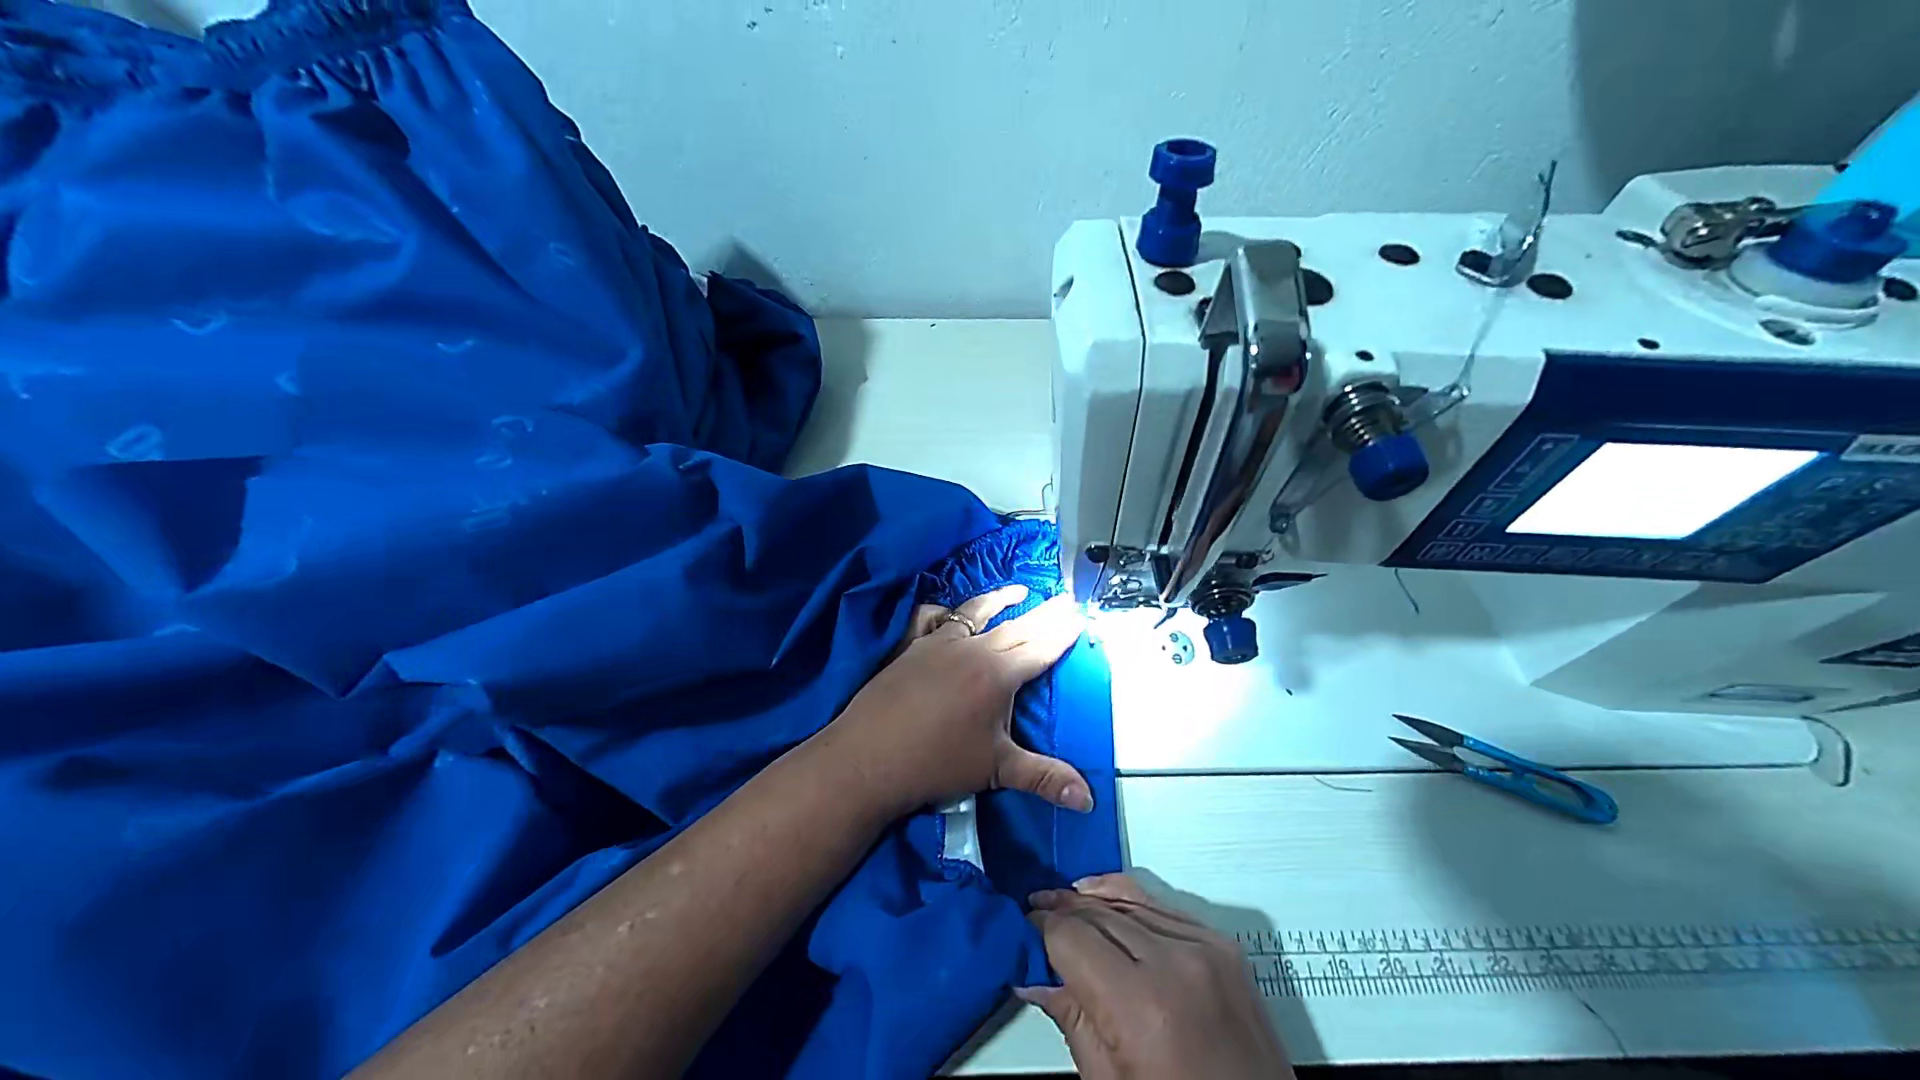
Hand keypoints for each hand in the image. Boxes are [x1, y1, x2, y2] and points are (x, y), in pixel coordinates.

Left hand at [821, 584, 1091, 815]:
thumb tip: (1089, 801)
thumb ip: (1045, 778)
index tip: (1081, 614)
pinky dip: (945, 611)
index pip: (1041, 647)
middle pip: (1016, 626)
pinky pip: (932, 619)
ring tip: (1018, 591)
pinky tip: (946, 610)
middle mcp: (971, 650)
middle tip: (1065, 599)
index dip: (1064, 632)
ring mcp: (937, 643)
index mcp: (998, 675)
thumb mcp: (997, 771)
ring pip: (975, 614)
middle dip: (1044, 614)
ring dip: (1000, 600)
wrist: (867, 757)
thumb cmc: (937, 763)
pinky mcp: (910, 647)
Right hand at [1019, 875, 1292, 1079]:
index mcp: (1142, 1005)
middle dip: (1061, 910)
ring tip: (1062, 901)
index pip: (1071, 937)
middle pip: (1097, 913)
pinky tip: (1107, 903)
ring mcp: (1205, 948)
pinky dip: (1130, 902)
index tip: (1022, 929)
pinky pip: (1163, 905)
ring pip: (1128, 899)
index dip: (1040, 929)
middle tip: (1034, 913)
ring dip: (1091, 899)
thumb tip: (1033, 977)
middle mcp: (1176, 962)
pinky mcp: (1224, 945)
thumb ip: (1072, 1019)